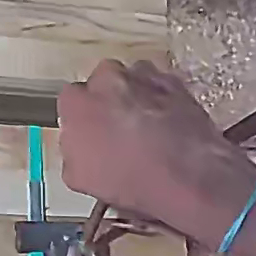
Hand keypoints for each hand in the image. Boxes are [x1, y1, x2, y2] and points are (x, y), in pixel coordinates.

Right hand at [59, 60, 255, 255]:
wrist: (186, 174)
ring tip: (143, 131)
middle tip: (115, 132)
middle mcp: (107, 79)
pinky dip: (160, 102)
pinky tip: (164, 128)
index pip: (70, 102)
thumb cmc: (127, 177)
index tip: (88, 136)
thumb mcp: (78, 178)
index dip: (81, 120)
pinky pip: (160, 89)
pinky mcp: (176, 82)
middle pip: (101, 84)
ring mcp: (144, 76)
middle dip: (106, 103)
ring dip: (133, 99)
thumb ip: (71, 152)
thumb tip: (78, 147)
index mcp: (76, 101)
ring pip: (131, 82)